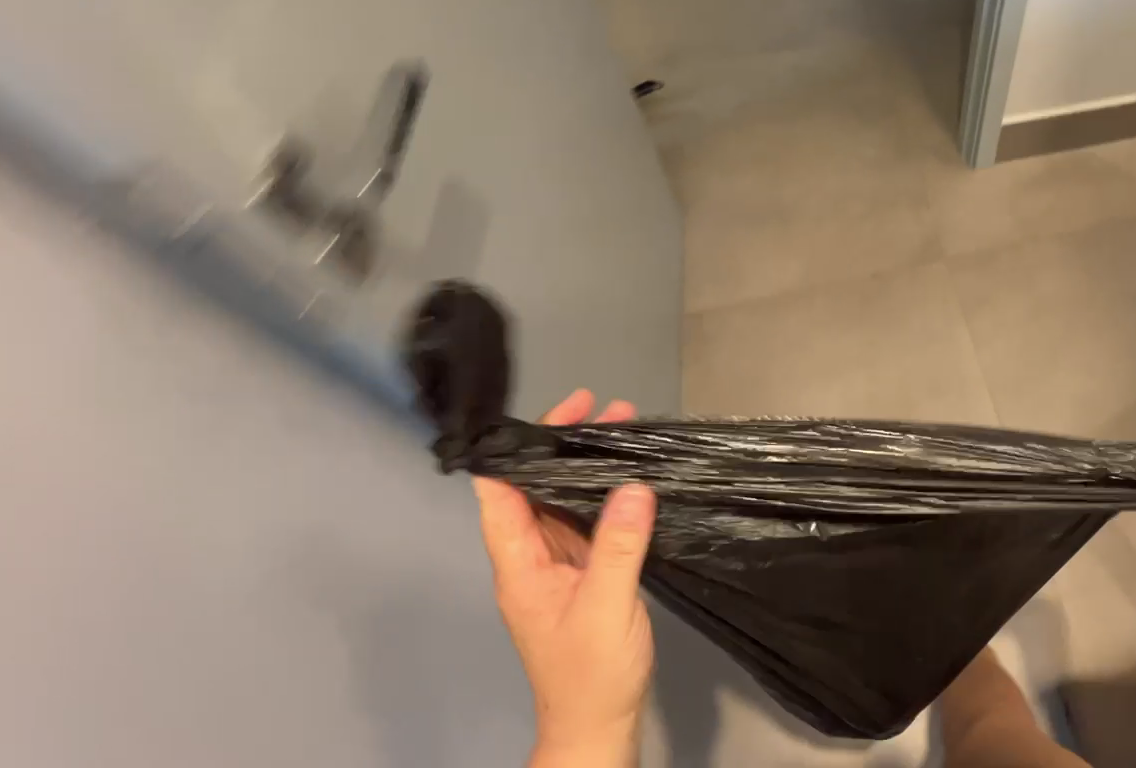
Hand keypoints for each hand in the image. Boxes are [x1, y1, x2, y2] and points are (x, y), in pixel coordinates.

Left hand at [474, 391, 655, 766]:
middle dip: (564, 446)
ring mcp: (560, 568)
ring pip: (565, 503)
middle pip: (536, 490)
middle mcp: (534, 561)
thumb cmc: (591, 673)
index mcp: (521, 567)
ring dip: (589, 466)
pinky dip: (608, 494)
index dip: (517, 450)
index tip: (556, 414)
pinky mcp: (587, 575)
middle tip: (604, 408)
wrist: (599, 727)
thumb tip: (634, 485)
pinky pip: (591, 523)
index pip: (501, 496)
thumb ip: (617, 545)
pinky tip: (633, 479)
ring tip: (624, 429)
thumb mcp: (605, 606)